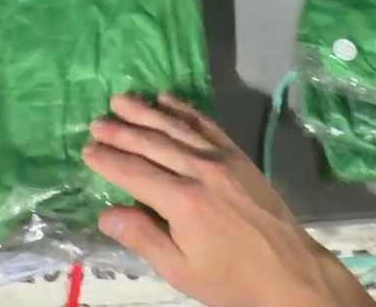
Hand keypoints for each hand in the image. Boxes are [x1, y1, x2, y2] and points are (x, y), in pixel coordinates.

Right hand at [82, 94, 372, 306]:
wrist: (288, 270)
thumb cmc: (231, 278)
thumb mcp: (181, 271)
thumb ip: (143, 238)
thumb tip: (106, 213)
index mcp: (182, 201)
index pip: (134, 173)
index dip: (108, 161)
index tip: (87, 150)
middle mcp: (199, 169)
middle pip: (152, 143)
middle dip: (121, 131)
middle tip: (96, 122)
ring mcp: (220, 157)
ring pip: (175, 127)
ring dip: (145, 112)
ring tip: (120, 100)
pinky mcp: (236, 153)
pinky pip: (204, 123)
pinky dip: (183, 109)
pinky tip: (165, 99)